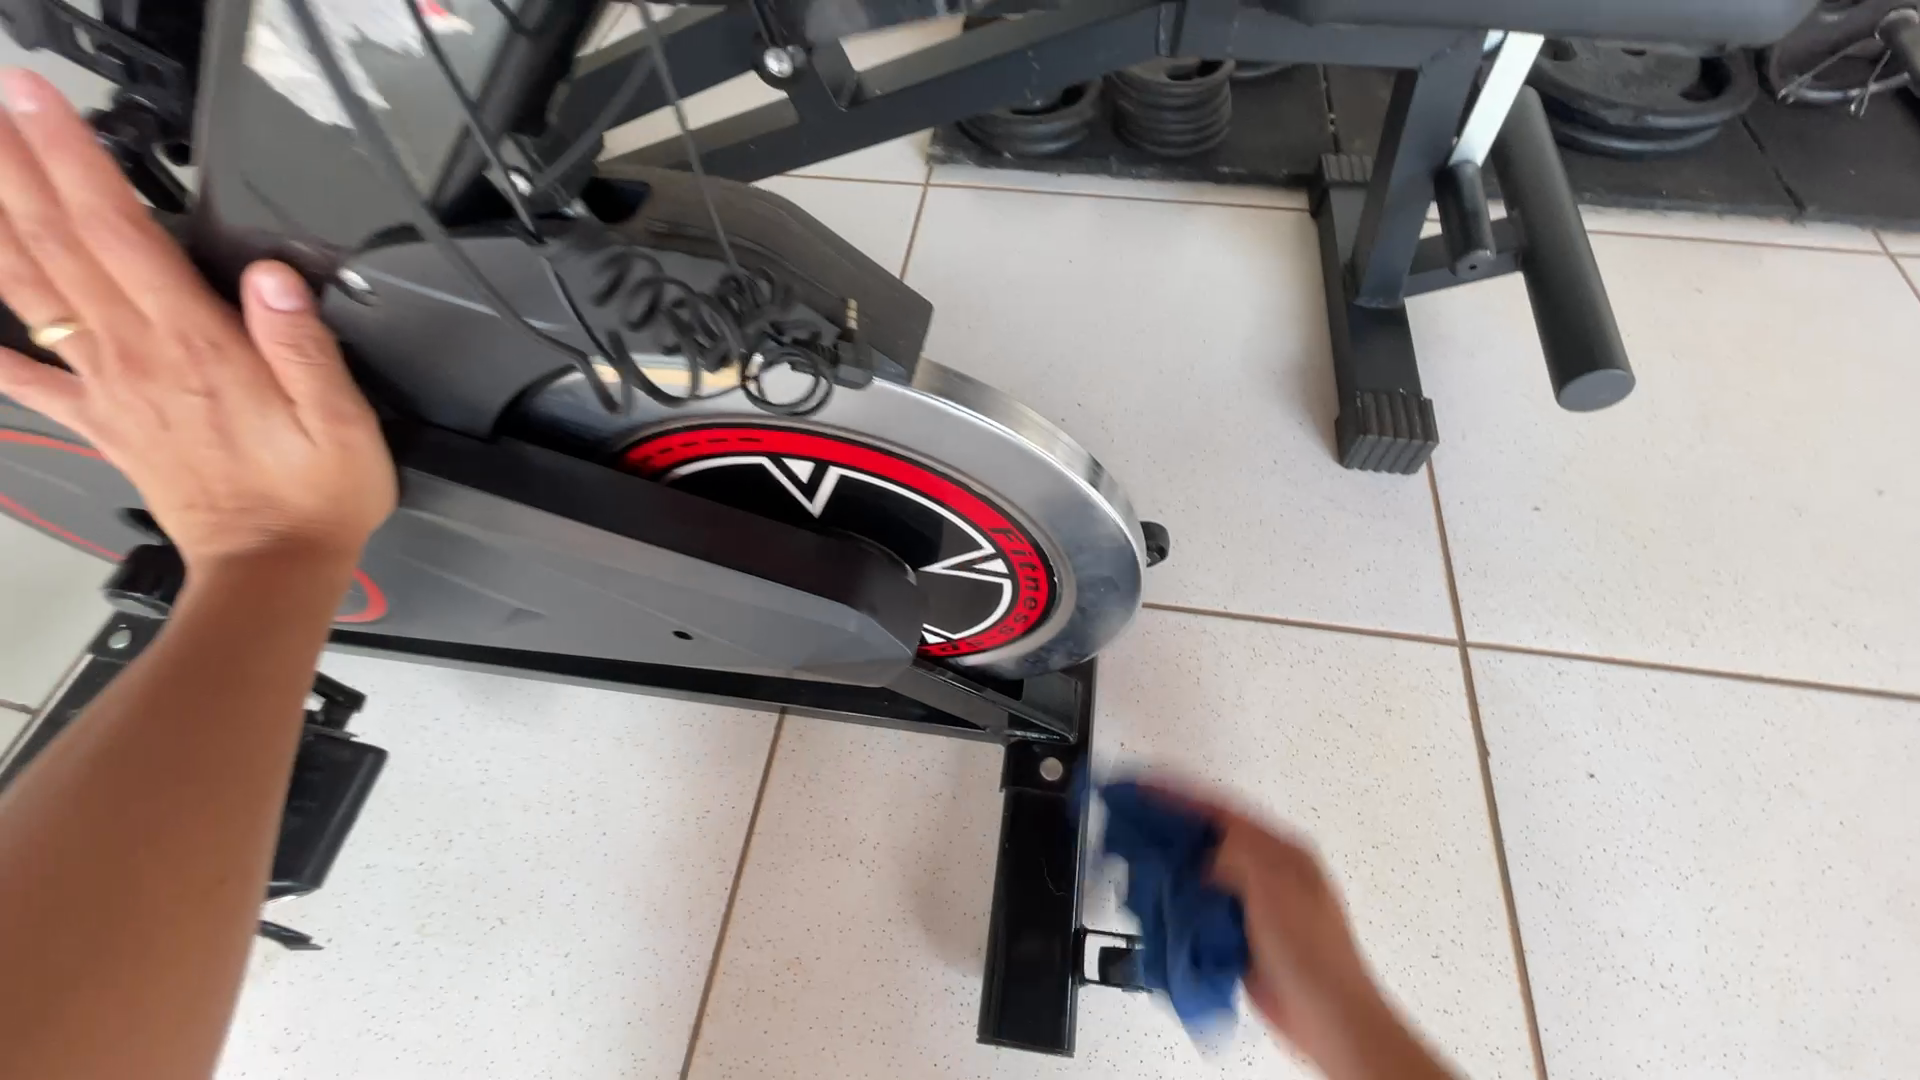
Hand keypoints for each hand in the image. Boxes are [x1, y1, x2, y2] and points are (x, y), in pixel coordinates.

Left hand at [0, 68, 393, 574]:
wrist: (276, 562)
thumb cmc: (318, 493)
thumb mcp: (344, 422)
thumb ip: (306, 348)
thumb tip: (278, 280)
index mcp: (199, 350)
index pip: (123, 237)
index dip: (78, 163)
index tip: (41, 103)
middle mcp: (139, 359)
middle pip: (58, 245)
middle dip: (15, 167)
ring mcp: (111, 388)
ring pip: (30, 287)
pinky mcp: (106, 421)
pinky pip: (24, 372)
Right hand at [1153, 784, 1455, 1079]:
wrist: (1328, 1021)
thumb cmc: (1315, 955)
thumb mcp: (1275, 886)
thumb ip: (1237, 854)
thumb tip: (1206, 853)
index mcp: (1280, 851)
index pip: (1221, 809)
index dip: (1180, 794)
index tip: (1146, 785)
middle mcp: (1266, 872)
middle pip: (1206, 837)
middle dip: (1169, 827)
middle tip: (1133, 818)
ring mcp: (1252, 904)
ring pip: (1199, 872)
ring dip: (1170, 867)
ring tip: (1137, 857)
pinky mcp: (1238, 933)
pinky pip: (1198, 908)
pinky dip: (1176, 903)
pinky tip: (1158, 904)